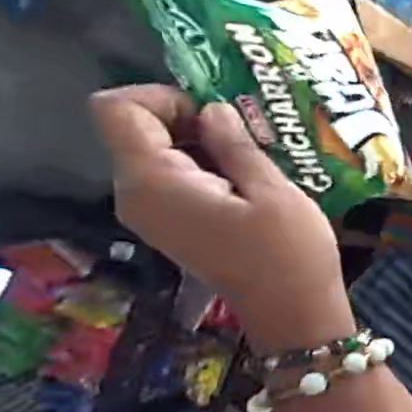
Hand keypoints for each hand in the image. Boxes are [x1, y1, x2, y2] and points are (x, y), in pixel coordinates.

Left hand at [88, 85, 353, 348]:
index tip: (217, 119)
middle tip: (245, 139)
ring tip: (250, 161)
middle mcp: (135, 196)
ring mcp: (150, 215)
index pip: (118, 108)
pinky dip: (200, 168)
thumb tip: (212, 110)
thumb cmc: (290, 255)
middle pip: (133, 129)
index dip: (163, 98)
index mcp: (154, 183)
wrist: (293, 314)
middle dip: (186, 120)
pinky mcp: (169, 227)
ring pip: (153, 152)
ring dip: (198, 145)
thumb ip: (236, 146)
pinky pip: (168, 178)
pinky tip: (243, 184)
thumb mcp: (275, 193)